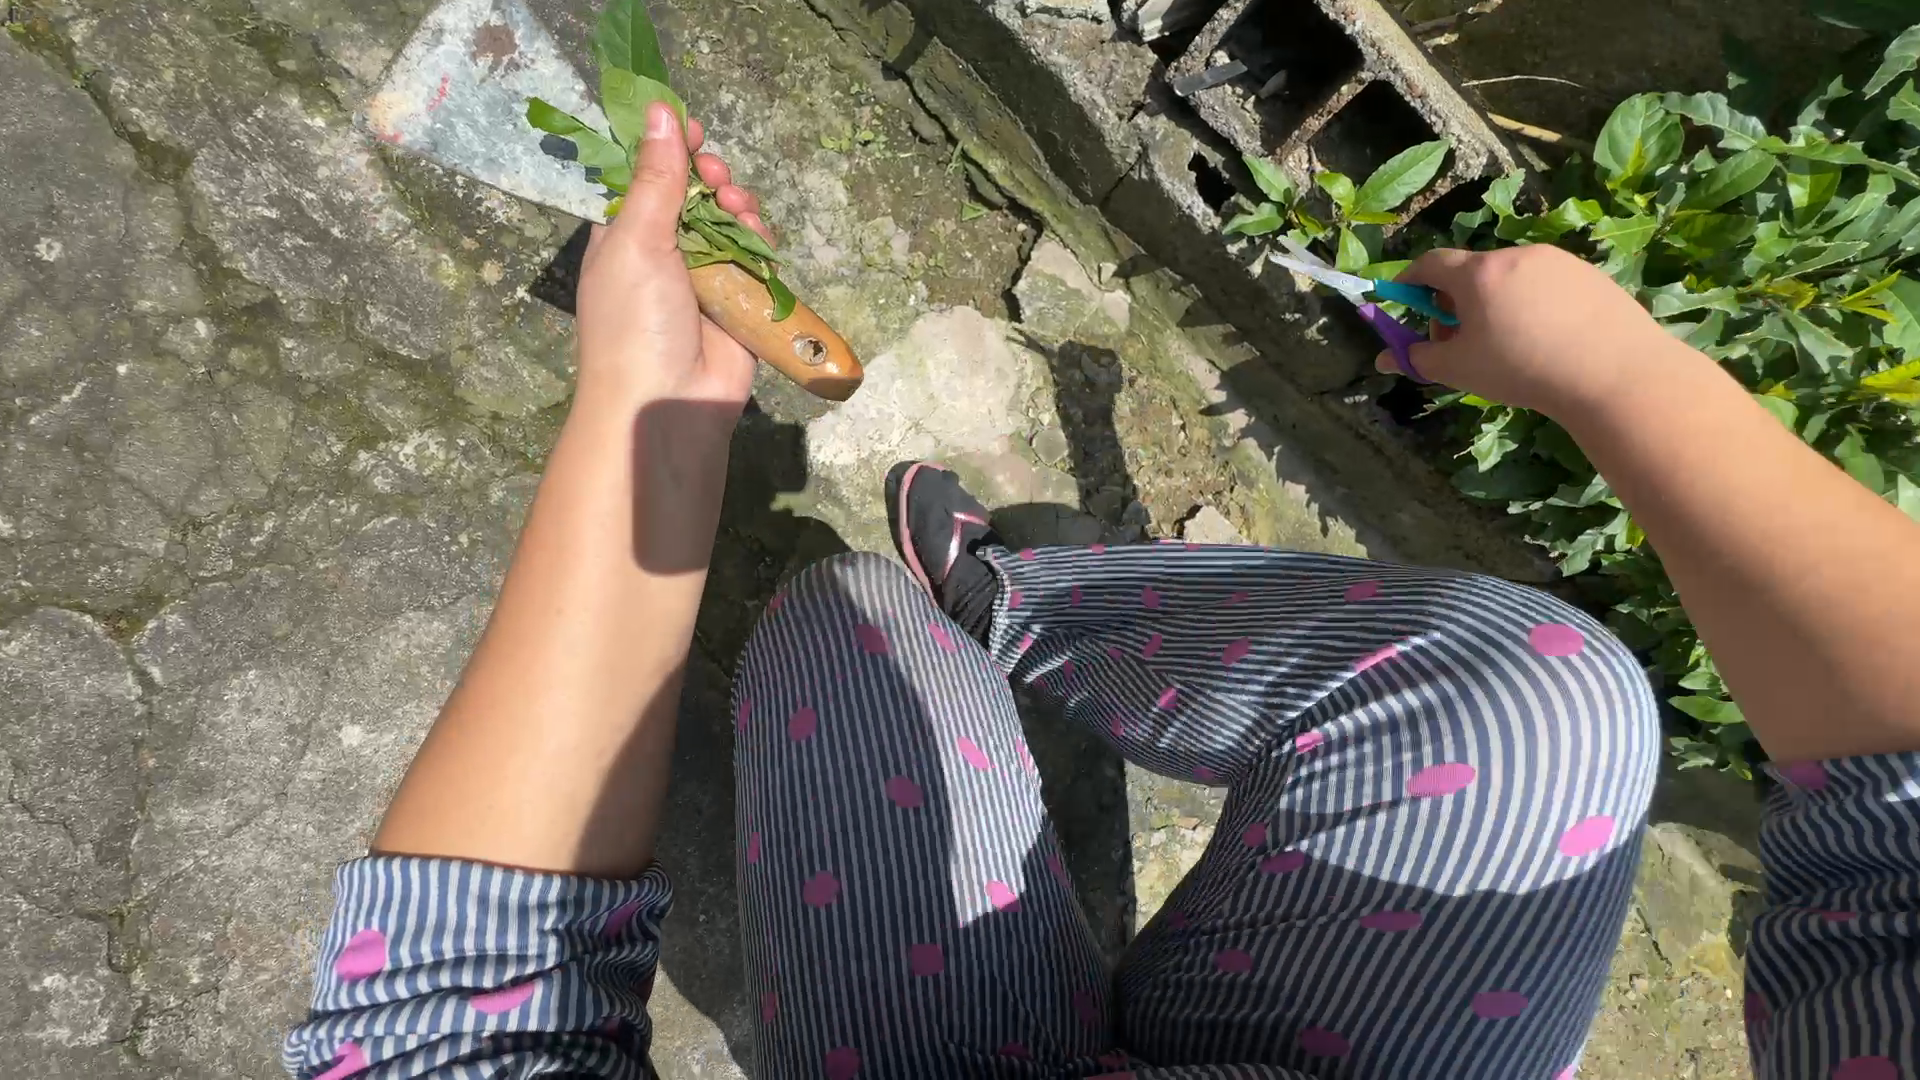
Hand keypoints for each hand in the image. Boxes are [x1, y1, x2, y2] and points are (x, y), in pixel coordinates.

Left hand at [573, 103, 772, 413]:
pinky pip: (754, 262)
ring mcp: (703, 280)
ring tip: (740, 207)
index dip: (667, 150)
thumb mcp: (636, 241)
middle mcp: (664, 254)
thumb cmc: (635, 319)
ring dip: (738, 207)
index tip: (689, 127)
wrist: (670, 399)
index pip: (645, 178)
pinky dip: (759, 244)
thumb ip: (656, 179)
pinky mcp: (738, 304)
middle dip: (710, 177)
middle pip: (694, 197)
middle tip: (718, 174)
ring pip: (729, 226)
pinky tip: (759, 236)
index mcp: (624, 236)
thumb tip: (660, 110)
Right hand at [1378, 245, 1701, 419]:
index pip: (1430, 263)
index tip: (1401, 302)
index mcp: (1478, 274)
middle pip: (1469, 272)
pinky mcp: (1588, 274)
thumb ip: (1415, 358)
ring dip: (1488, 304)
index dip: (1408, 281)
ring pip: (1505, 278)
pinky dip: (1525, 305)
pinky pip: (1540, 285)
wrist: (1613, 372)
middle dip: (1450, 304)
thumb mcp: (1455, 369)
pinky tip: (1539, 341)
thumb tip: (1384, 358)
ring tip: (1499, 345)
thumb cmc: (1518, 367)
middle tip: (1454, 342)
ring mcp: (1557, 261)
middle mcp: (1516, 256)